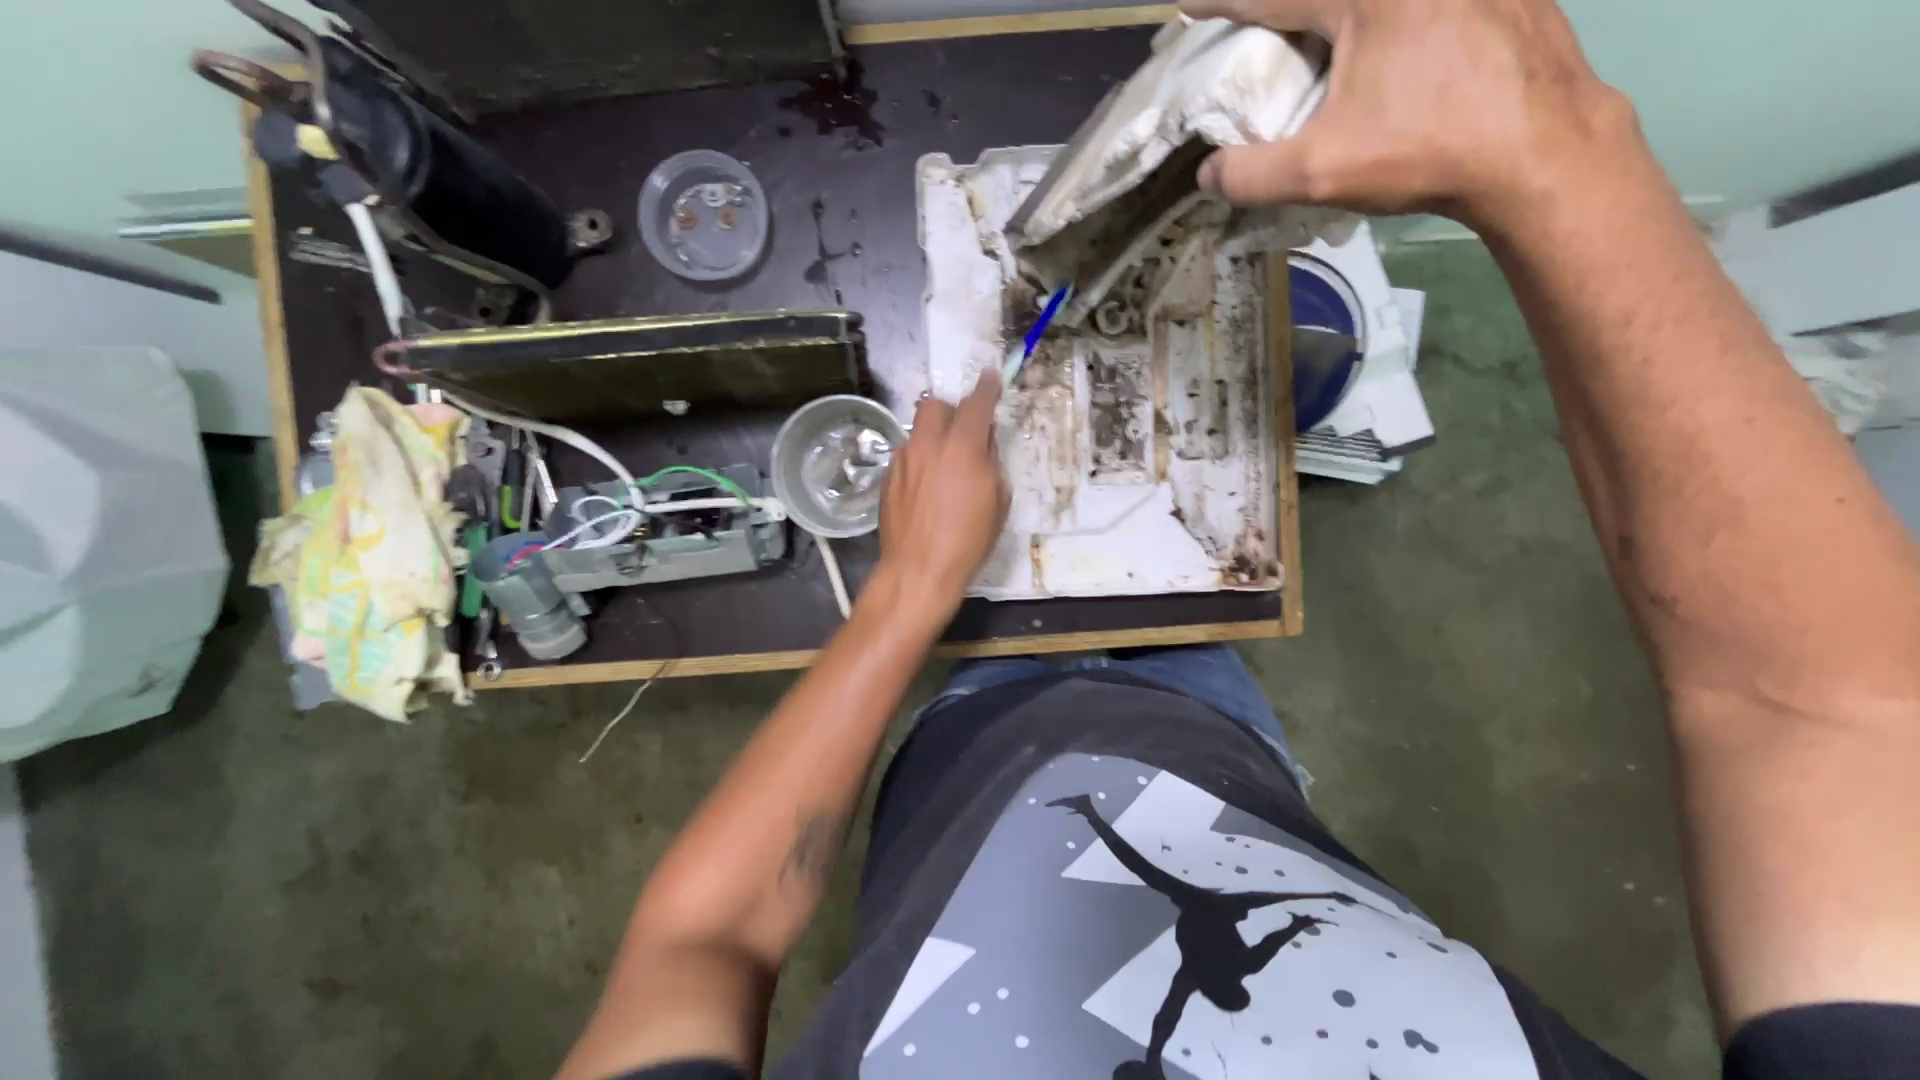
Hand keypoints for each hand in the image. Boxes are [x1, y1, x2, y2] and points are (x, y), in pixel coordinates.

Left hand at [878, 375, 1010, 609]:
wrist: (918, 569)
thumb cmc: (968, 540)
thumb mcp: (997, 500)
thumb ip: (990, 463)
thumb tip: (983, 444)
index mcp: (963, 448)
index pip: (976, 403)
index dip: (986, 387)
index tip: (991, 378)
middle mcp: (929, 445)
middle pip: (934, 404)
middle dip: (950, 409)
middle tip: (963, 430)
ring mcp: (903, 460)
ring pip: (917, 430)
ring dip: (933, 436)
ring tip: (944, 463)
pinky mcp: (887, 478)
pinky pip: (906, 455)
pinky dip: (919, 460)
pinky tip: (926, 487)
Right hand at [1180, 0, 1645, 234]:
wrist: (1545, 151)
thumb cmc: (1427, 152)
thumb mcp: (1321, 172)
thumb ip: (1252, 174)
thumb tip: (1207, 175)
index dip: (1225, 3)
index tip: (1190, 6)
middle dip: (1293, 13)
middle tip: (1270, 33)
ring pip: (1385, 1)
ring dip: (1350, 19)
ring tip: (1334, 52)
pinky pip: (1432, 3)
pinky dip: (1403, 21)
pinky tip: (1409, 58)